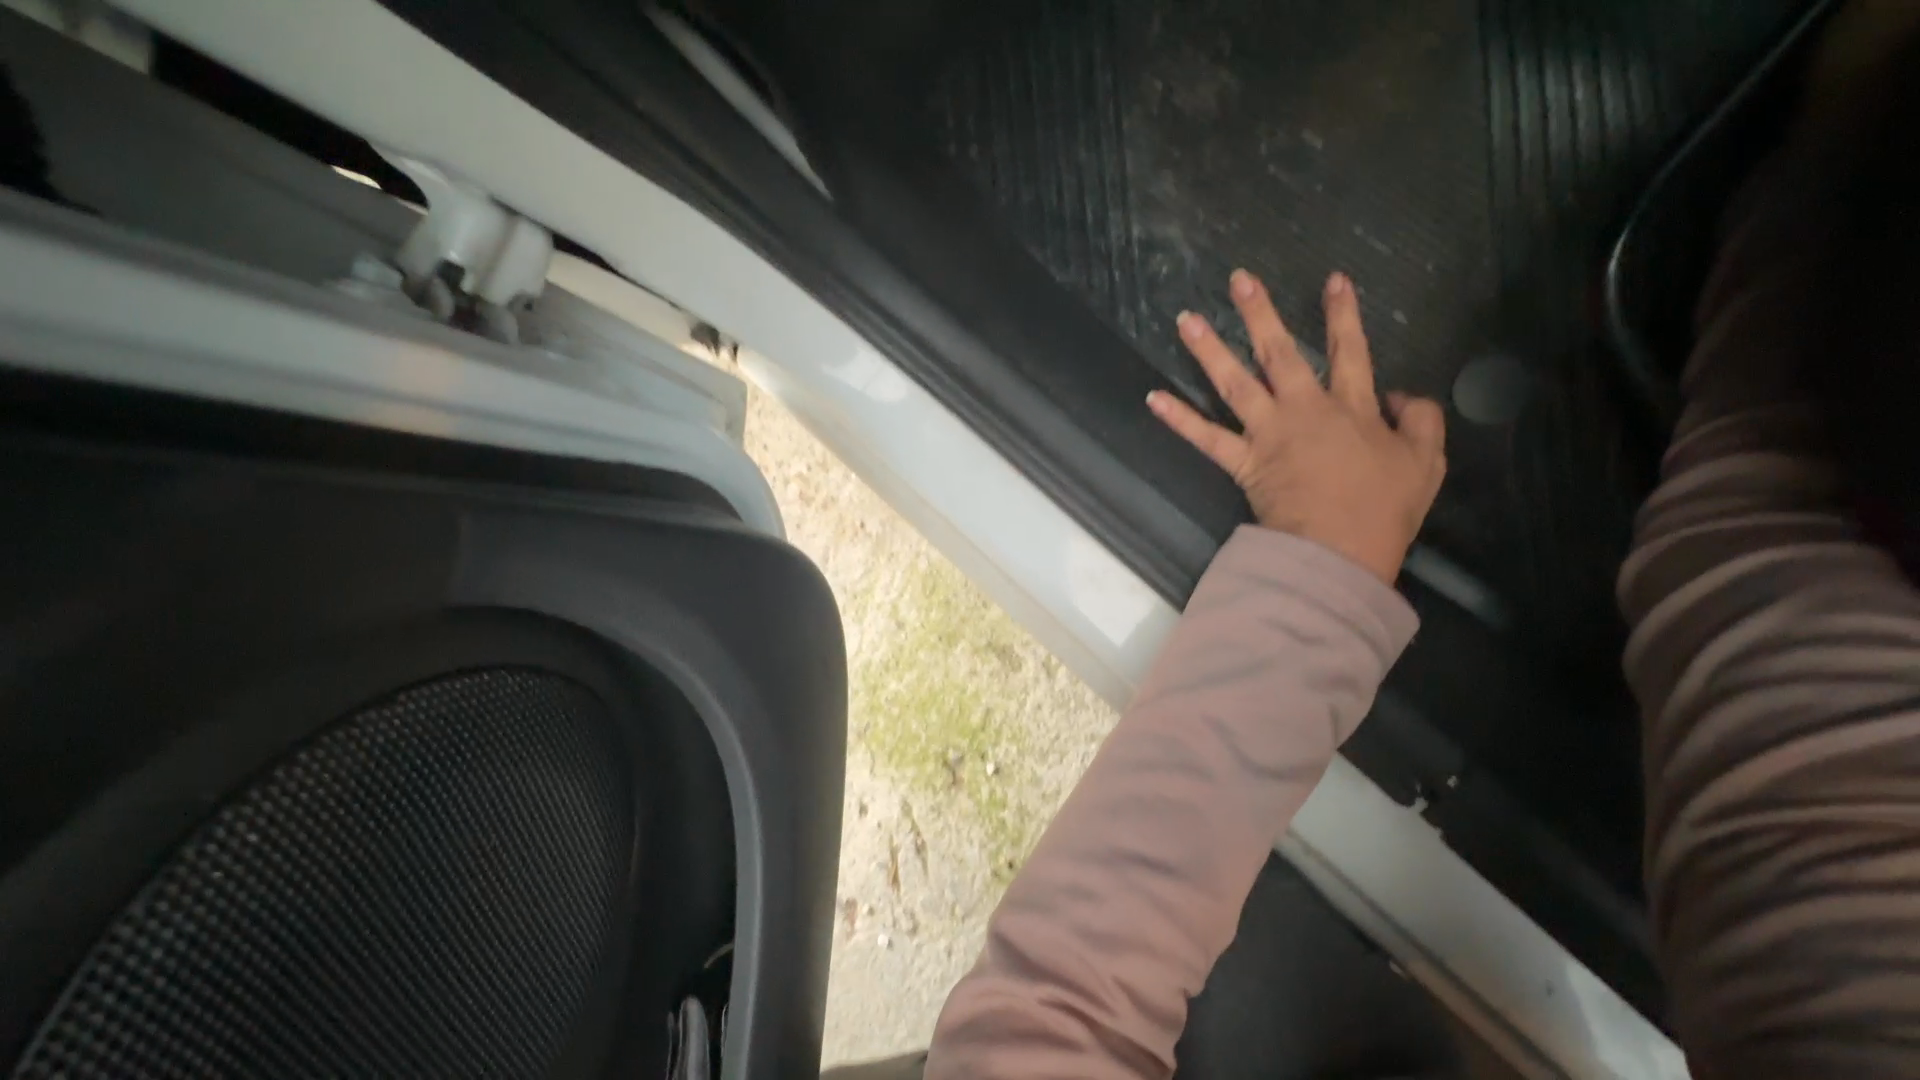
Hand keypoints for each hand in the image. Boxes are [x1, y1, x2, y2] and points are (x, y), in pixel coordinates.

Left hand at [1147, 269, 1446, 584]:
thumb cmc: (1384, 510)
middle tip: (1239, 279)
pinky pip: (1205, 437)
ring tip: (1185, 319)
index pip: (1351, 350)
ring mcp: (1267, 434)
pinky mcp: (1242, 461)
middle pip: (1280, 352)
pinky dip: (1178, 418)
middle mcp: (1303, 410)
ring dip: (1209, 349)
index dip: (1343, 314)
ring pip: (1234, 382)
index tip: (1333, 280)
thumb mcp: (1426, 461)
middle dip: (1260, 313)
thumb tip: (1402, 395)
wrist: (1338, 550)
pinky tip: (1152, 398)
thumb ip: (1420, 420)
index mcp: (1351, 407)